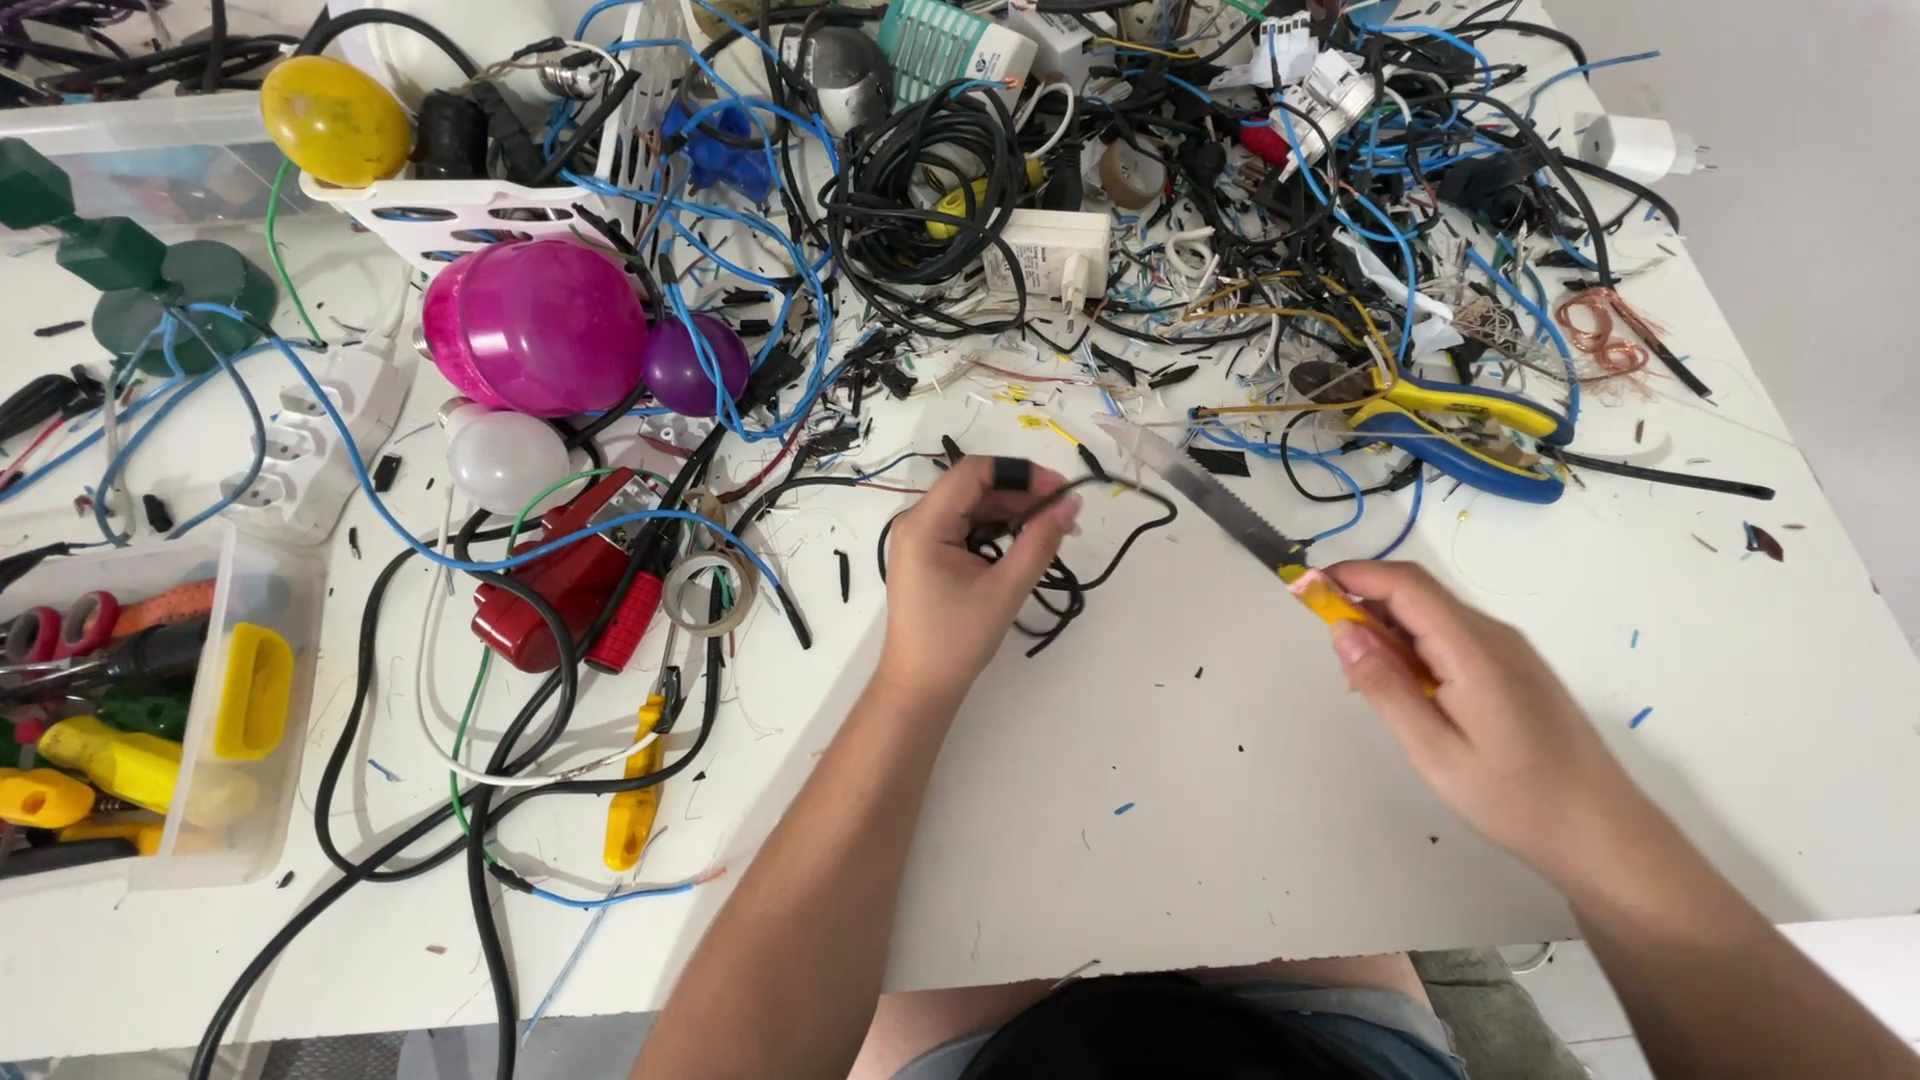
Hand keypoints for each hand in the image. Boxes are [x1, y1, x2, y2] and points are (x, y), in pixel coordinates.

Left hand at [878, 457, 1079, 706]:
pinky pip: (968, 528)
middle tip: (1066, 515)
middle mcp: (917, 522)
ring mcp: (922, 538)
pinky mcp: (931, 554)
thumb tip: (1070, 503)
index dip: (1020, 473)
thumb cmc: (956, 641)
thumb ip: (1039, 542)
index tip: (1060, 490)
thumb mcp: (1005, 589)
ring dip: (1014, 513)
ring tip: (1054, 529)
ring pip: (975, 507)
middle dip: (1023, 495)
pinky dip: (999, 530)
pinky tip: (1027, 541)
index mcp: (923, 524)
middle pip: (975, 488)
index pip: (974, 472)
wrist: (920, 686)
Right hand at [1324, 560, 1650, 881]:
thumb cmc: (1515, 799)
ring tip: (1366, 680)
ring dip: (1385, 628)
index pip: (1405, 586)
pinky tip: (1404, 687)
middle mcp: (1494, 636)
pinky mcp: (1511, 665)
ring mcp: (1507, 649)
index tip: (1305, 588)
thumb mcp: (1434, 751)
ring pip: (1430, 613)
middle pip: (1416, 593)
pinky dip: (1410, 644)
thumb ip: (1385, 687)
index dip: (1352, 575)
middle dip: (1361, 601)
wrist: (1604, 833)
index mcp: (1475, 652)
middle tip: (1333, 650)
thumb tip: (1342, 630)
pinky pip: (1448, 634)